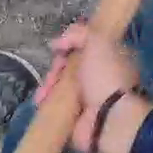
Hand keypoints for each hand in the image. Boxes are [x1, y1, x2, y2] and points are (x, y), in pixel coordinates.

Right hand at [36, 22, 151, 152]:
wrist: (109, 118)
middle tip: (55, 73)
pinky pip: (57, 104)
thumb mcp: (98, 42)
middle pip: (70, 66)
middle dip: (57, 67)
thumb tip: (57, 42)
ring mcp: (88, 98)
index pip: (85, 47)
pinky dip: (47, 101)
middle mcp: (100, 77)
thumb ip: (79, 34)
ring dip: (49, 85)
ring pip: (61, 85)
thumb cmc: (106, 76)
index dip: (69, 46)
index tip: (59, 48)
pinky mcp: (76, 116)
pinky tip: (42, 101)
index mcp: (110, 58)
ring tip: (46, 91)